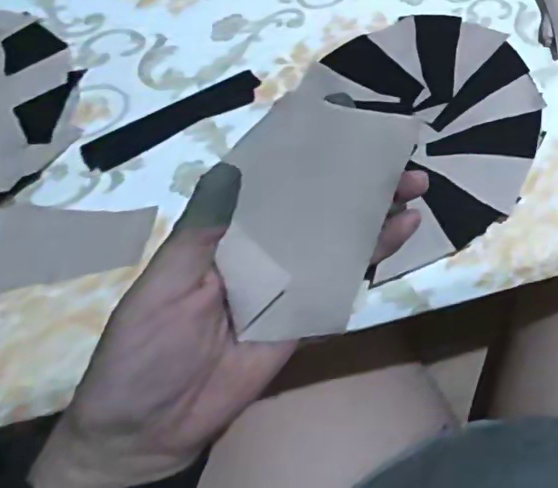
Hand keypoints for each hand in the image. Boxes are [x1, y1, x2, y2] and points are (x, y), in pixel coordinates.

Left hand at [31, 164, 429, 487]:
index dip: (311, 152)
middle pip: (323, 202)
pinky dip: (378, 251)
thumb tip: (231, 170)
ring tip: (416, 185)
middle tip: (402, 158)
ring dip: (380, 208)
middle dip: (363, 178)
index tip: (349, 123)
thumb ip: (202, 233)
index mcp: (233, 231)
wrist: (147, 435)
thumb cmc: (141, 352)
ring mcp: (294, 277)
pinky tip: (404, 228)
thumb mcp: (162, 287)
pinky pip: (349, 275)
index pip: (277, 181)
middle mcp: (270, 245)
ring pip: (344, 232)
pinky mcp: (311, 309)